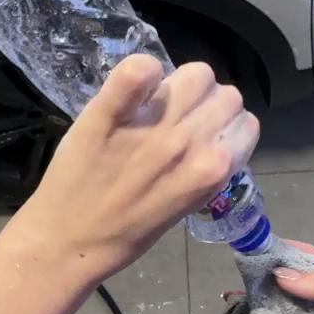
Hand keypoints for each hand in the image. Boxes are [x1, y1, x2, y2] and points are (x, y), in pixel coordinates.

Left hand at [0, 55, 257, 283]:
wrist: (67, 242)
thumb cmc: (126, 233)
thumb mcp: (184, 208)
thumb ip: (204, 172)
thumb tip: (213, 138)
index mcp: (211, 172)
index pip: (246, 125)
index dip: (227, 129)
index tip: (208, 137)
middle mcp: (188, 145)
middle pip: (226, 95)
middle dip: (211, 105)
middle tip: (182, 121)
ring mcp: (149, 126)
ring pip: (197, 74)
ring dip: (185, 85)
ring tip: (161, 105)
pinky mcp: (107, 113)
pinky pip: (138, 71)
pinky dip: (142, 72)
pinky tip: (136, 88)